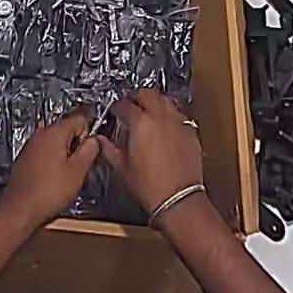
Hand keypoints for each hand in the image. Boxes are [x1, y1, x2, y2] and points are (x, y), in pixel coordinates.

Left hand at [0, 108, 100, 232]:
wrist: (18, 210)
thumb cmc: (48, 191)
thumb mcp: (78, 171)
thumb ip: (90, 150)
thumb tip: (95, 139)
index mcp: (55, 131)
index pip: (80, 118)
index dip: (89, 133)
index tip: (91, 150)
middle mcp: (41, 133)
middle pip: (68, 129)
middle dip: (77, 144)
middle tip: (80, 166)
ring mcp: (32, 145)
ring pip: (56, 141)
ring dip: (65, 154)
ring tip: (67, 175)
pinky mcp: (26, 158)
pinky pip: (46, 151)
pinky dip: (53, 160)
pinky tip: (54, 178)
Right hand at [98, 89, 204, 218]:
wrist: (178, 198)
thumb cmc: (149, 185)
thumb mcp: (122, 168)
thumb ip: (109, 150)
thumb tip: (101, 141)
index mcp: (141, 123)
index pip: (126, 105)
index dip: (118, 107)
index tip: (116, 111)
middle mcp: (160, 117)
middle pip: (148, 94)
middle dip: (138, 98)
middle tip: (133, 108)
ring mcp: (178, 122)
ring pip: (166, 100)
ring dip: (157, 104)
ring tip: (151, 115)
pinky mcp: (191, 131)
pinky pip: (180, 115)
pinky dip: (171, 117)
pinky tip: (167, 128)